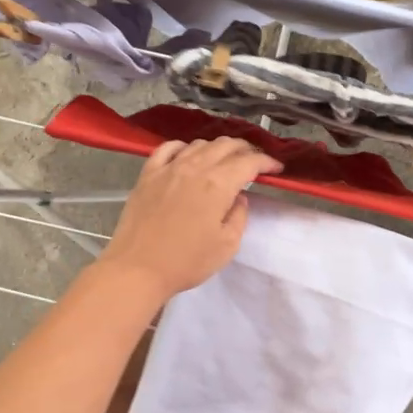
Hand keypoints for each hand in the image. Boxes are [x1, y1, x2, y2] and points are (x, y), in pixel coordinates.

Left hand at [92, 138, 281, 301]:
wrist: (137, 269)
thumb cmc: (186, 262)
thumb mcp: (227, 245)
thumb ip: (239, 215)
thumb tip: (238, 197)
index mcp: (218, 184)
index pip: (249, 161)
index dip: (266, 161)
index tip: (276, 168)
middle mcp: (195, 167)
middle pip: (225, 145)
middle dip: (245, 149)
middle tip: (254, 161)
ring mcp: (168, 168)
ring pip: (199, 144)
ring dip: (217, 147)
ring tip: (224, 159)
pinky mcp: (148, 174)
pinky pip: (168, 148)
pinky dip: (184, 147)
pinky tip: (188, 154)